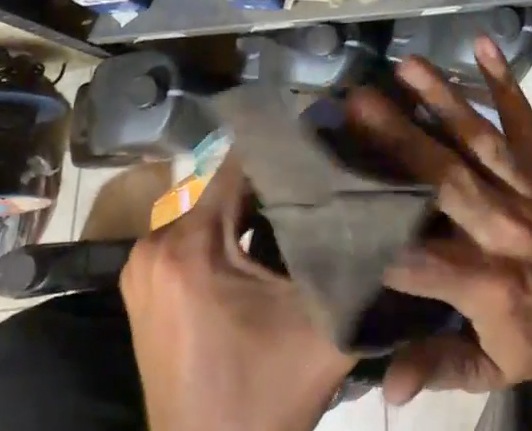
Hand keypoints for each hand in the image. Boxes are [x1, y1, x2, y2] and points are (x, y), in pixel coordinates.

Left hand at [120, 159, 353, 430]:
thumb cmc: (266, 391)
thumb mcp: (324, 323)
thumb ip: (355, 258)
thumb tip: (390, 200)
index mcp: (188, 245)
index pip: (244, 163)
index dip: (293, 150)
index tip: (335, 140)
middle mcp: (153, 243)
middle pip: (229, 187)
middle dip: (280, 182)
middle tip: (332, 178)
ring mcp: (141, 267)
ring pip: (214, 211)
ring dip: (259, 208)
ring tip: (312, 205)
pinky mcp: (145, 288)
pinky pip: (197, 238)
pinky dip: (235, 234)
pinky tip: (275, 241)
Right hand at [343, 38, 531, 403]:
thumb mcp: (493, 369)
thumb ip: (439, 366)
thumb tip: (386, 387)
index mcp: (487, 283)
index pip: (422, 258)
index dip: (379, 234)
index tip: (333, 194)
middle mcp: (504, 227)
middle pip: (446, 180)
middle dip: (401, 140)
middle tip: (358, 103)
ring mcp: (527, 189)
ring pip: (480, 139)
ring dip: (444, 99)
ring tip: (406, 65)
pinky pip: (525, 120)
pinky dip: (506, 81)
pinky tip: (484, 44)